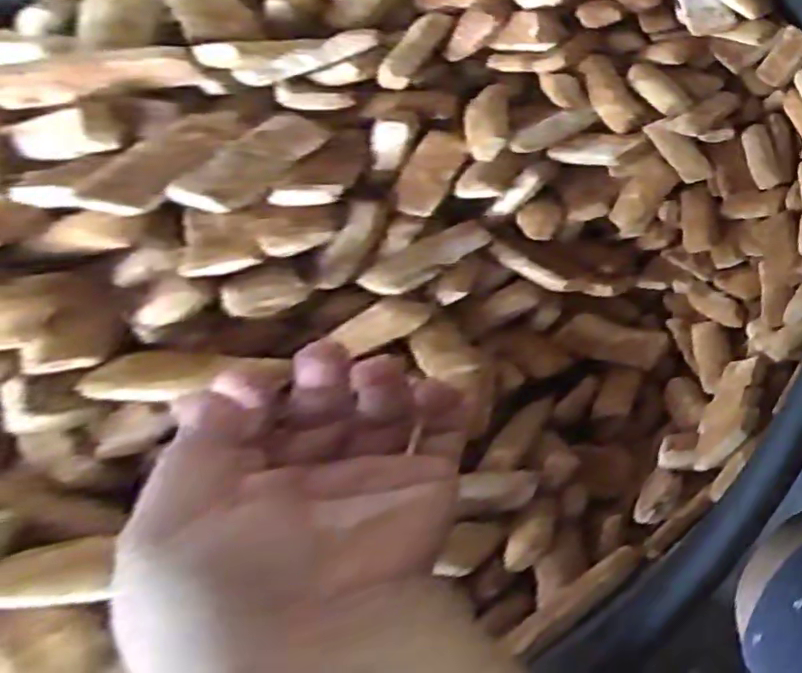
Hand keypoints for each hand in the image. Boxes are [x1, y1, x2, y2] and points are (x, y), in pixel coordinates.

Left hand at [112, 341, 496, 672]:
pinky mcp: (428, 480)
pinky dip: (447, 404)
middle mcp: (309, 482)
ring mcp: (374, 480)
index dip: (257, 397)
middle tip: (328, 354)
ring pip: (385, 415)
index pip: (254, 429)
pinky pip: (444, 432)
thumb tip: (227, 383)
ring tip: (380, 371)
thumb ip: (198, 448)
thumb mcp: (170, 523)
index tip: (259, 374)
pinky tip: (435, 390)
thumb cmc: (221, 583)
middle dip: (325, 379)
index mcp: (240, 495)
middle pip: (323, 413)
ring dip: (384, 385)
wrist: (315, 633)